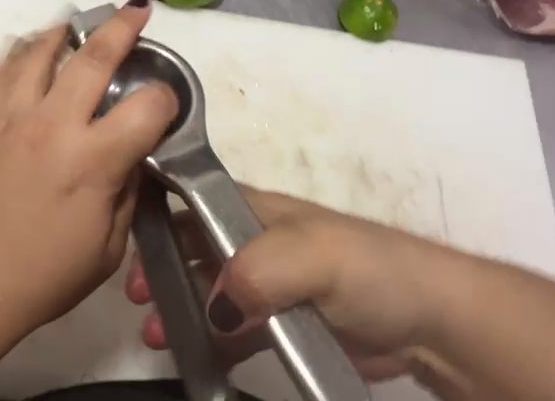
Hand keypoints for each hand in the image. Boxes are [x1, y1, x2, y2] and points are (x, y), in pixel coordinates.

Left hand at [0, 0, 178, 353]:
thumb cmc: (43, 277)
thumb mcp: (107, 250)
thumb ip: (125, 193)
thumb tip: (133, 155)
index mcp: (93, 161)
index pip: (146, 108)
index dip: (166, 100)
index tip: (167, 103)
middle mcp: (54, 125)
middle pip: (94, 57)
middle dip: (122, 27)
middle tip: (137, 10)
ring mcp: (13, 116)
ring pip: (42, 51)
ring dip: (66, 29)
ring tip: (80, 20)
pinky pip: (6, 69)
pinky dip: (24, 51)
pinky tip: (34, 49)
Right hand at [125, 188, 480, 397]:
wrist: (428, 322)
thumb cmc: (366, 269)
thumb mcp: (310, 255)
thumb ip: (258, 271)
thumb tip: (214, 306)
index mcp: (255, 211)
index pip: (193, 201)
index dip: (159, 216)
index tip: (127, 240)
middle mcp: (254, 241)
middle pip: (192, 247)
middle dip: (160, 266)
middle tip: (133, 296)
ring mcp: (268, 285)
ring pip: (208, 291)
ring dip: (177, 307)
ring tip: (150, 331)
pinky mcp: (282, 325)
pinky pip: (233, 330)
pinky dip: (208, 339)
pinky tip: (187, 354)